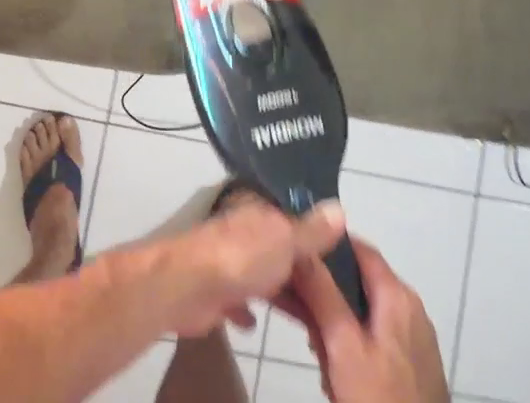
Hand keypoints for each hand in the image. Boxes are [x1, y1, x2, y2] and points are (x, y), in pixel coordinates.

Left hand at [134, 199, 345, 337]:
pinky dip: (246, 310)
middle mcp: (241, 233)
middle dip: (297, 268)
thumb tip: (338, 206)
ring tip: (308, 312)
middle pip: (276, 250)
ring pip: (259, 275)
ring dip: (276, 290)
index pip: (291, 218)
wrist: (188, 287)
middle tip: (330, 293)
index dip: (314, 235)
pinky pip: (237, 301)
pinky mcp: (214, 293)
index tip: (340, 257)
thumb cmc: (241, 258)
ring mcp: (226, 262)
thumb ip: (311, 230)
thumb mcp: (286, 239)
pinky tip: (257, 322)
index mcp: (257, 212)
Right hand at [283, 238, 448, 402]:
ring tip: (313, 347)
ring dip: (332, 323)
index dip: (324, 245)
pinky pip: (372, 336)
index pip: (357, 247)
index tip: (291, 253)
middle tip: (293, 311)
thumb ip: (321, 293)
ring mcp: (412, 336)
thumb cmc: (378, 395)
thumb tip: (301, 246)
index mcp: (396, 295)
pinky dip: (349, 342)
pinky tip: (333, 367)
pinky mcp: (410, 361)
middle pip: (356, 281)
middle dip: (322, 294)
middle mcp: (409, 307)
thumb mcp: (343, 344)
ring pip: (360, 311)